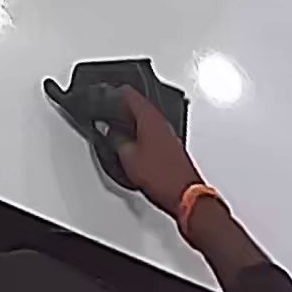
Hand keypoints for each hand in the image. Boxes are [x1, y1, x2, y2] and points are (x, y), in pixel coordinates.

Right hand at [113, 86, 201, 214]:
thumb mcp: (128, 157)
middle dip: (121, 109)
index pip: (129, 94)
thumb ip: (116, 139)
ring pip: (145, 119)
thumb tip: (110, 132)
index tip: (104, 97)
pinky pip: (152, 133)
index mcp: (150, 117)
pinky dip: (140, 134)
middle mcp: (161, 122)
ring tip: (117, 130)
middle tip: (107, 114)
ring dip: (131, 122)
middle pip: (138, 105)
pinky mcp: (172, 148)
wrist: (187, 198)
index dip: (114, 93)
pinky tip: (132, 146)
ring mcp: (168, 135)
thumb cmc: (163, 177)